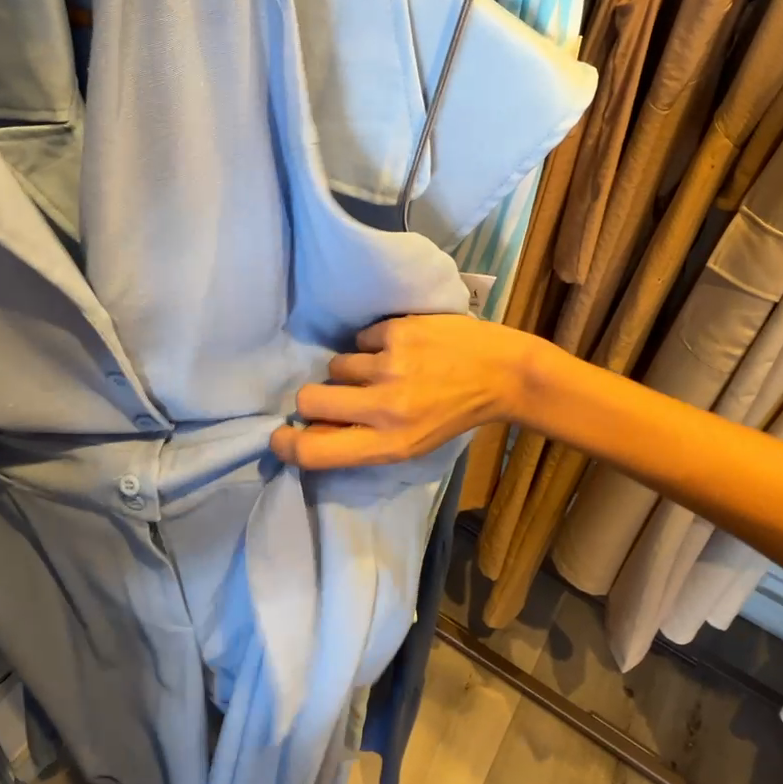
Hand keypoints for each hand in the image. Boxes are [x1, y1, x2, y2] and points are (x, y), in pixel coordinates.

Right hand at [271, 314, 544, 469]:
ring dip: (353, 368)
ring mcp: (391, 365)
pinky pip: (360, 339)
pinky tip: (404, 348)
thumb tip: (310, 432)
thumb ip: (363, 440)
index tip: (278, 437)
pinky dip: (375, 344)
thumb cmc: (455, 414)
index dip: (286, 445)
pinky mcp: (397, 331)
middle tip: (336, 394)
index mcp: (389, 445)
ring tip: (387, 369)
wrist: (504, 373)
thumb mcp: (413, 444)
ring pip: (336, 365)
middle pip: (309, 400)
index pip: (315, 452)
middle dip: (313, 398)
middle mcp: (386, 407)